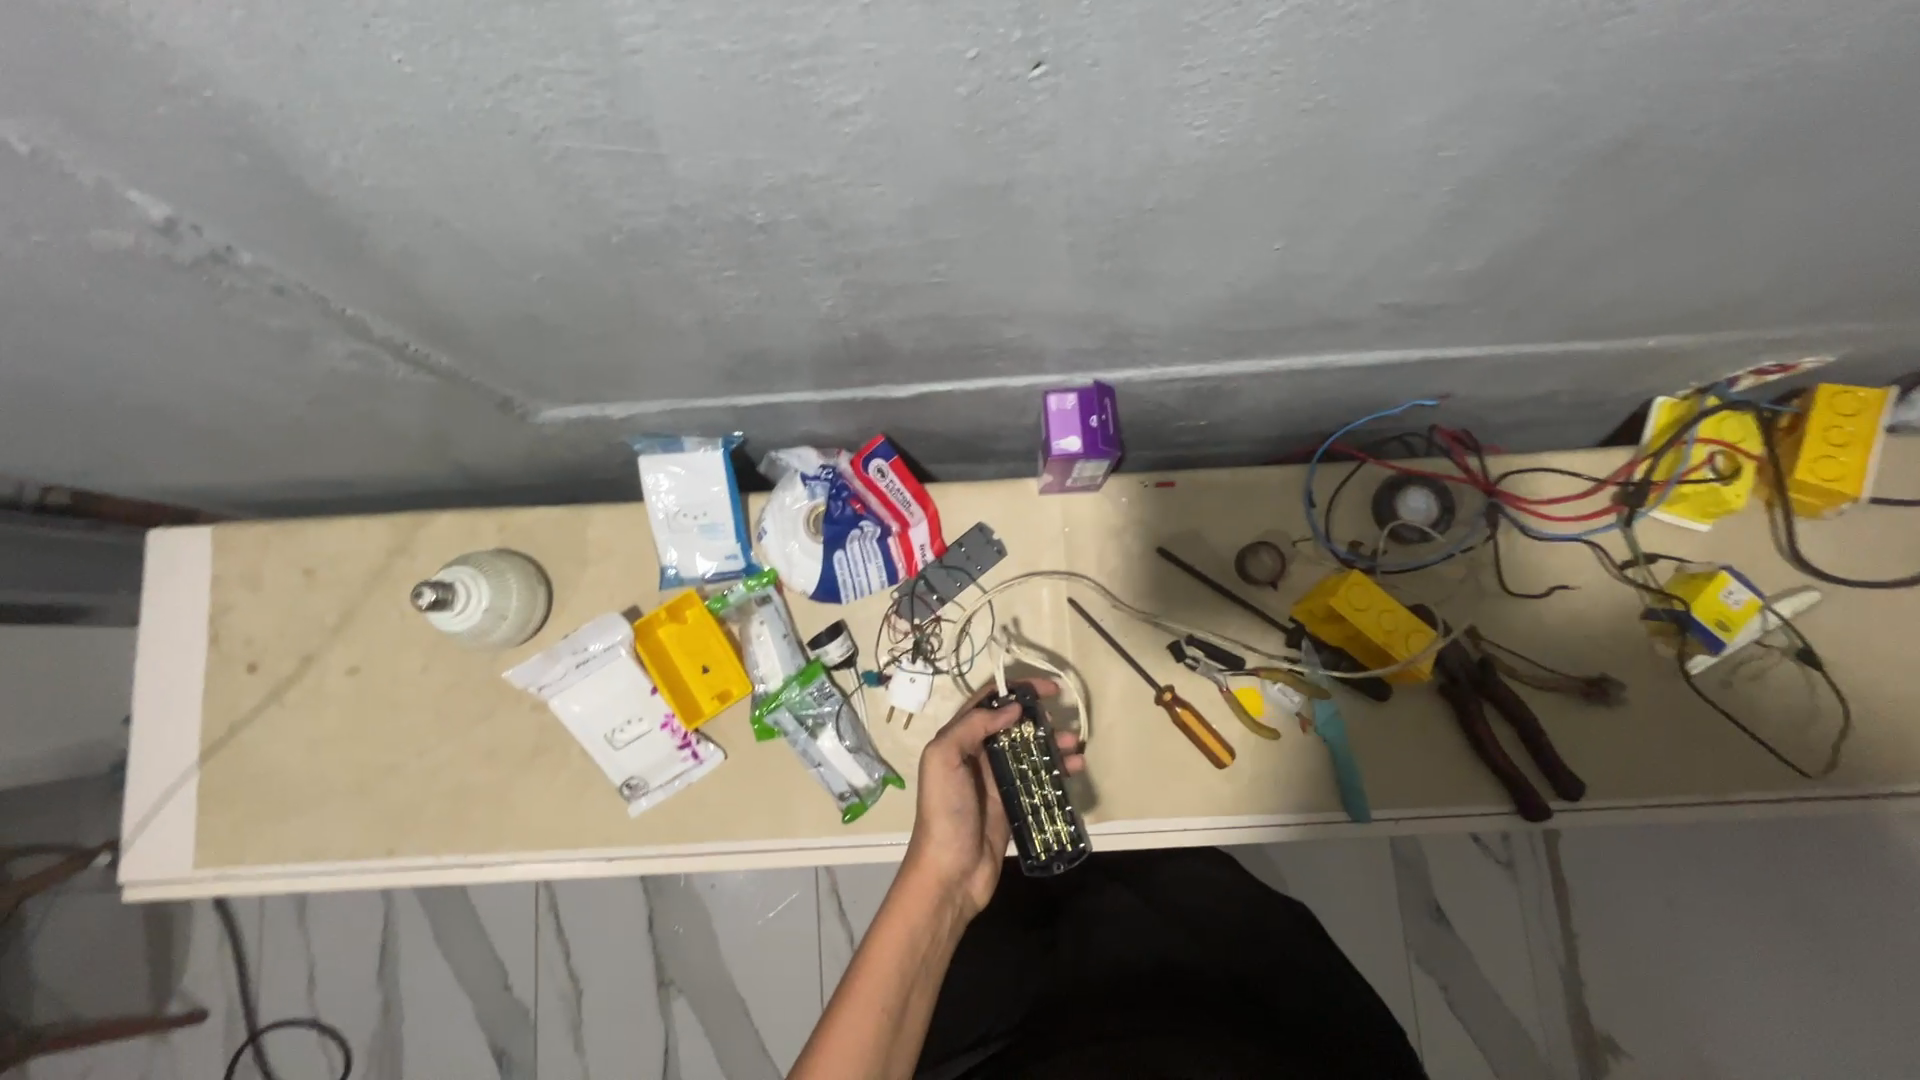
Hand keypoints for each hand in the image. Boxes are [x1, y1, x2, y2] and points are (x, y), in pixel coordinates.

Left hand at [902, 679, 1084, 922]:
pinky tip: (1075, 768)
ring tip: (1075, 744)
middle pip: (1013, 725)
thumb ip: (971, 726)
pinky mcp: (1014, 804)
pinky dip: (1058, 769)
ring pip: (1030, 751)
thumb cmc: (945, 811)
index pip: (988, 702)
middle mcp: (978, 754)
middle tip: (1062, 717)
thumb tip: (1012, 709)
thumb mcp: (943, 759)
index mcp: (958, 739)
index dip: (1015, 690)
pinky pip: (1039, 778)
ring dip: (1053, 742)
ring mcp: (998, 780)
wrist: (951, 872)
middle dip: (1039, 717)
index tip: (1045, 688)